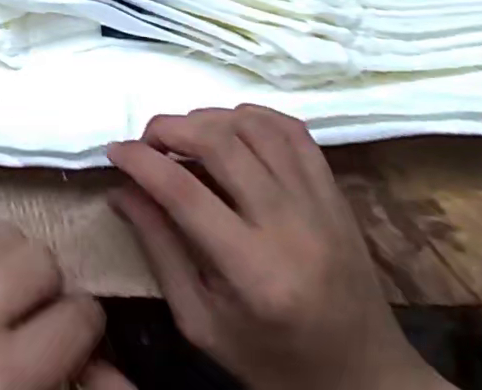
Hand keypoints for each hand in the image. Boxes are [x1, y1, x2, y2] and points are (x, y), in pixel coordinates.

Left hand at [0, 211, 106, 389]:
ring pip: (5, 230)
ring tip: (0, 292)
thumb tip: (120, 372)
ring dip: (12, 261)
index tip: (75, 339)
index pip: (77, 319)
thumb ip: (70, 389)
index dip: (84, 329)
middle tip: (34, 315)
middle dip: (48, 288)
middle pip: (42, 259)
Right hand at [107, 106, 451, 389]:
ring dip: (206, 119)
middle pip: (220, 143)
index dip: (139, 160)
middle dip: (168, 128)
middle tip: (145, 142)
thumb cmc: (272, 361)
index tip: (114, 151)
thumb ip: (158, 248)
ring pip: (254, 126)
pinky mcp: (336, 194)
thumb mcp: (199, 320)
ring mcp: (321, 206)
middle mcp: (292, 228)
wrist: (367, 383)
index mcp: (255, 272)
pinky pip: (291, 131)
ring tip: (184, 138)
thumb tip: (120, 189)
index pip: (183, 190)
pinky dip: (250, 117)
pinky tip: (228, 132)